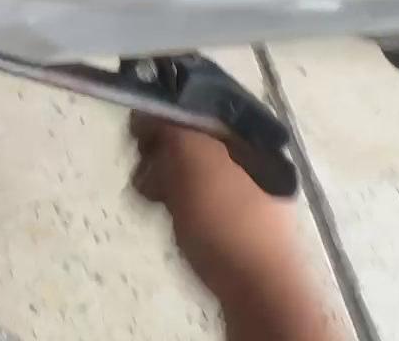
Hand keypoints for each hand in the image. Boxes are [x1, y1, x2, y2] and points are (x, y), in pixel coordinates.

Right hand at [129, 114, 298, 294]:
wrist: (258, 295)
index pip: (192, 104)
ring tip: (156, 195)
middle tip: (150, 166)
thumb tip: (144, 109)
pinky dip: (168, 197)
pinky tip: (163, 209)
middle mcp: (244, 156)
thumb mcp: (192, 159)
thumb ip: (167, 124)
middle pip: (182, 133)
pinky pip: (185, 192)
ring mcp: (236, 189)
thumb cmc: (227, 220)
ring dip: (158, 174)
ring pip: (179, 163)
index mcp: (246, 137)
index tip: (140, 130)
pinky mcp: (224, 217)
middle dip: (157, 148)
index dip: (160, 111)